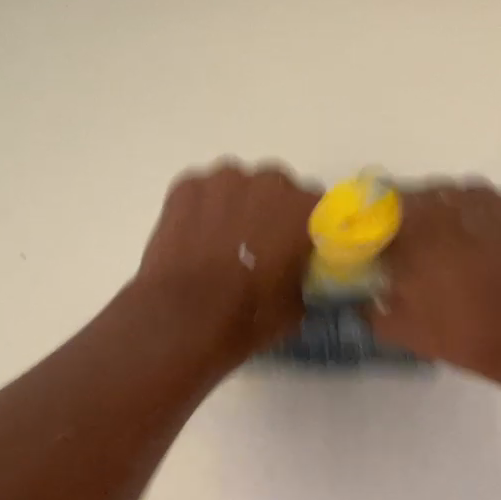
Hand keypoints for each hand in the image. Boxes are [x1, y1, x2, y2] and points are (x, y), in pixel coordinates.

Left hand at [136, 160, 320, 358]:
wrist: (182, 319)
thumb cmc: (246, 317)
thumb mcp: (294, 306)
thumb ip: (302, 274)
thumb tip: (295, 271)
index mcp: (303, 209)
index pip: (317, 208)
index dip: (305, 229)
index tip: (295, 249)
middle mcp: (268, 182)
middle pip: (276, 189)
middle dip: (269, 212)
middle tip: (257, 246)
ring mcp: (223, 180)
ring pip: (236, 186)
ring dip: (234, 206)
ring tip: (220, 242)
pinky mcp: (186, 186)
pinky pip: (202, 192)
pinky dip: (201, 209)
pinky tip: (193, 237)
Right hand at [369, 179, 500, 378]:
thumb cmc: (465, 330)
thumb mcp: (403, 329)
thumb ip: (370, 307)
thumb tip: (363, 296)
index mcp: (411, 223)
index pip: (369, 210)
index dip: (363, 229)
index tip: (364, 251)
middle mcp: (445, 198)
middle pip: (406, 199)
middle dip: (398, 223)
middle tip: (398, 257)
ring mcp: (481, 198)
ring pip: (442, 199)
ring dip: (432, 220)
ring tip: (436, 255)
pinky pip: (472, 205)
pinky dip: (463, 221)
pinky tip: (467, 251)